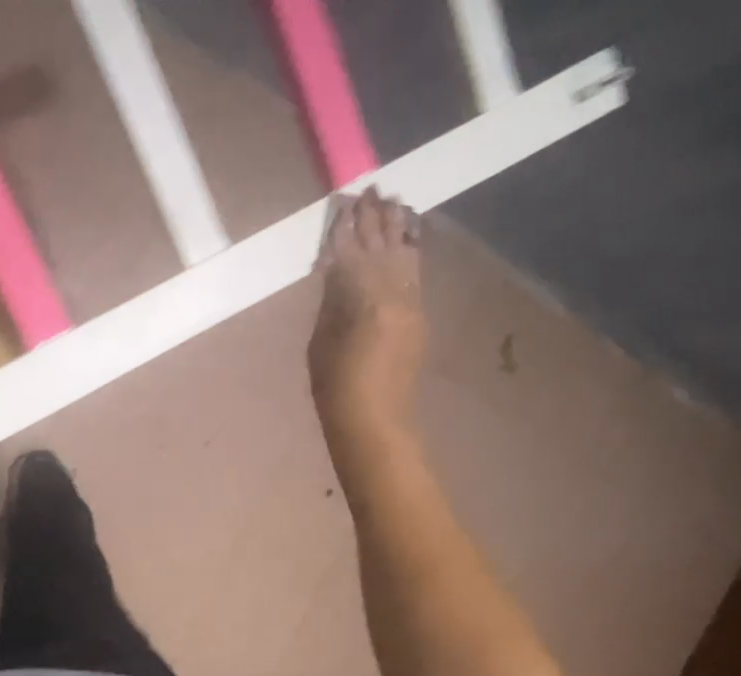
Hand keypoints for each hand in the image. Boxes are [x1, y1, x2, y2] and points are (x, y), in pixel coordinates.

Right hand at [308, 189, 426, 437]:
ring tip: (395, 202)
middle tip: (372, 189)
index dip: (346, 228)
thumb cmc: (335, 386)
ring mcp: (410, 304)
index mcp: (363, 298)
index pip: (352, 252)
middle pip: (382, 247)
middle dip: (375, 219)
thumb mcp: (321, 341)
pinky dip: (411, 252)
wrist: (374, 421)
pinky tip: (410, 239)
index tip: (344, 202)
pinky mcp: (418, 317)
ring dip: (398, 228)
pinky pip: (415, 274)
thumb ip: (332, 301)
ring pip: (404, 256)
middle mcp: (393, 293)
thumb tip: (337, 272)